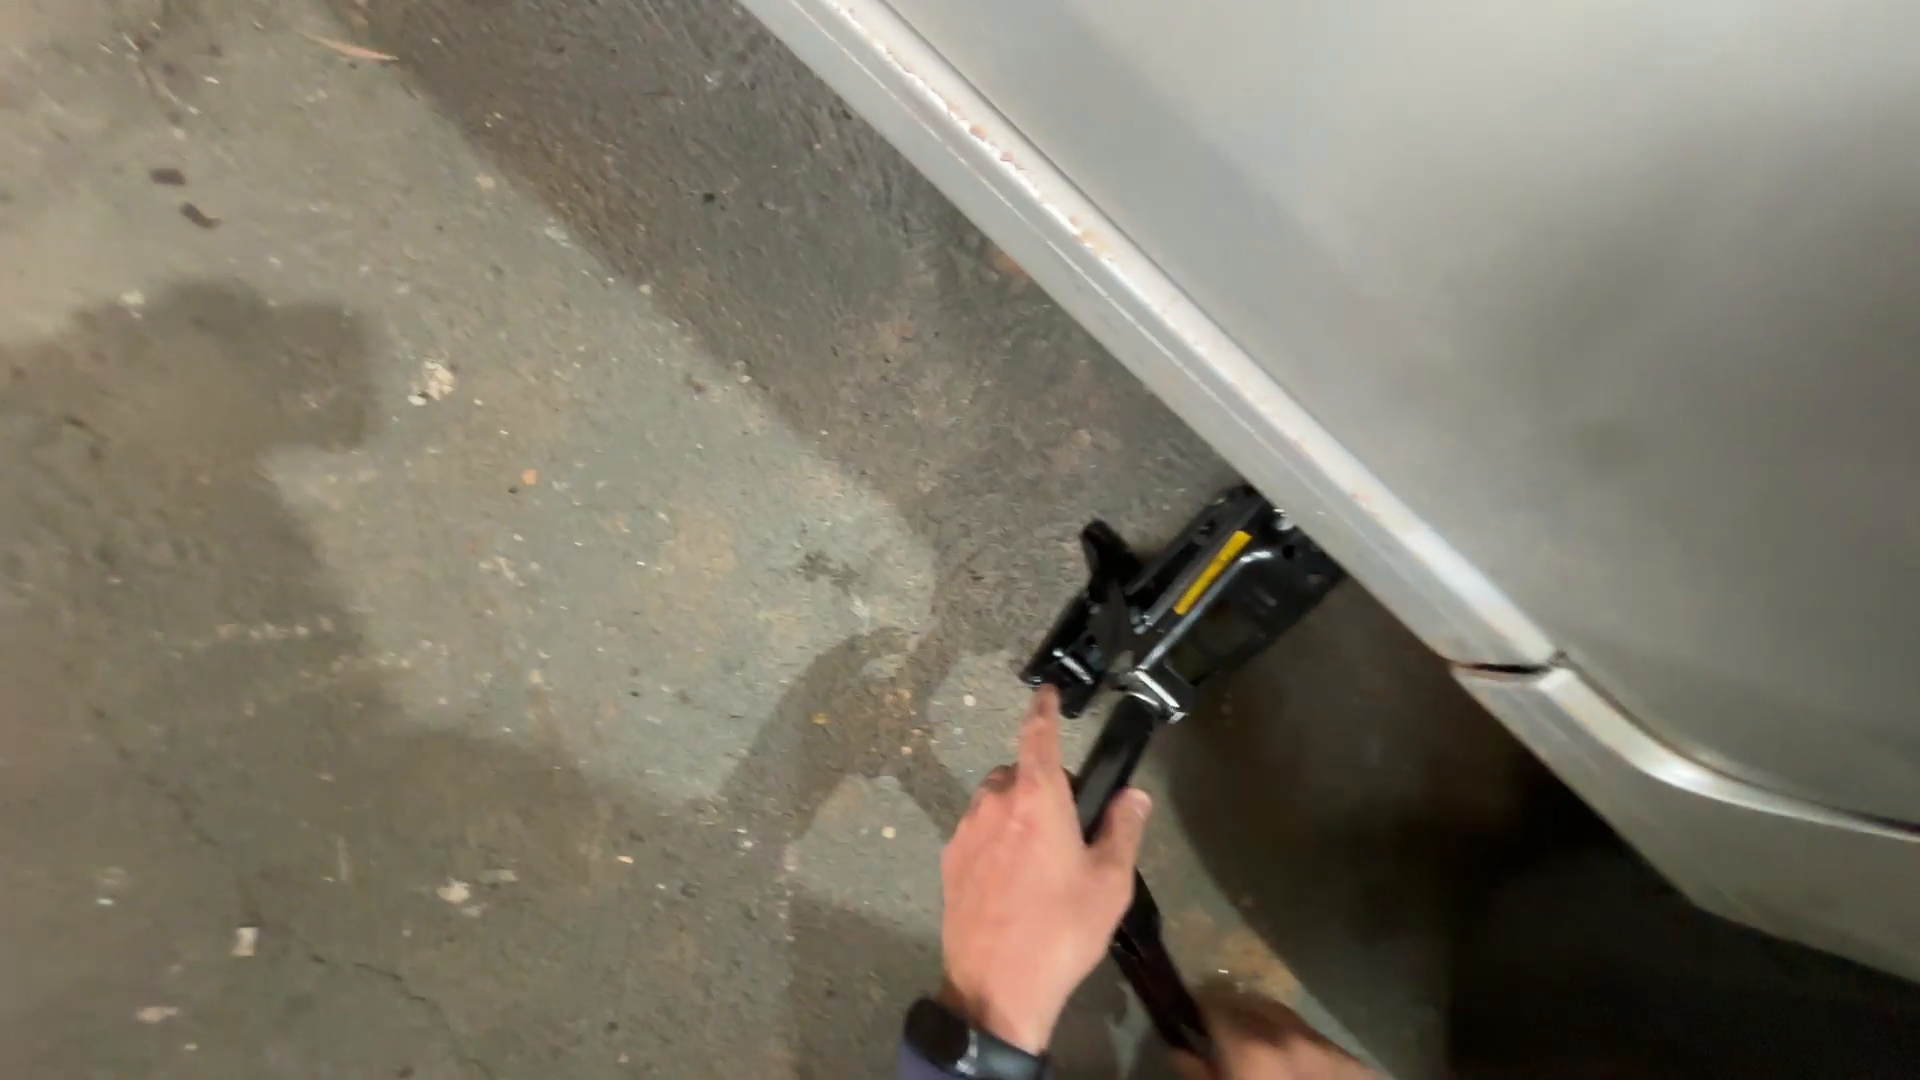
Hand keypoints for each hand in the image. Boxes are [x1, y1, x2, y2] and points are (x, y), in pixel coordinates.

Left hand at [938, 686, 1153, 1052]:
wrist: (995, 986)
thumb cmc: (1061, 929)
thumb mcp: (1108, 883)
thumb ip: (1123, 829)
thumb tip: (1134, 794)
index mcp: (1037, 797)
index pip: (1038, 736)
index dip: (1043, 709)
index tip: (1045, 692)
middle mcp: (995, 800)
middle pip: (1020, 773)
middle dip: (1042, 787)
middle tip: (1066, 830)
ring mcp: (966, 827)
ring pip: (995, 800)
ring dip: (1015, 811)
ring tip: (1037, 860)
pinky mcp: (949, 856)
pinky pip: (977, 828)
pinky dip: (995, 836)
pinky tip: (1009, 879)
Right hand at [1170, 987, 1377, 1079]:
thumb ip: (1200, 1077)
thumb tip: (1181, 1052)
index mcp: (1248, 1049)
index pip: (1211, 1005)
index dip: (1198, 1012)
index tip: (1192, 1023)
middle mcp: (1284, 1035)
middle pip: (1245, 1003)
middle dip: (1229, 1015)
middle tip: (1220, 1037)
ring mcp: (1323, 1046)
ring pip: (1281, 1016)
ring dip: (1262, 1023)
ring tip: (1256, 1046)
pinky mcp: (1355, 1066)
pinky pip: (1314, 1038)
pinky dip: (1296, 1043)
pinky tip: (1293, 1066)